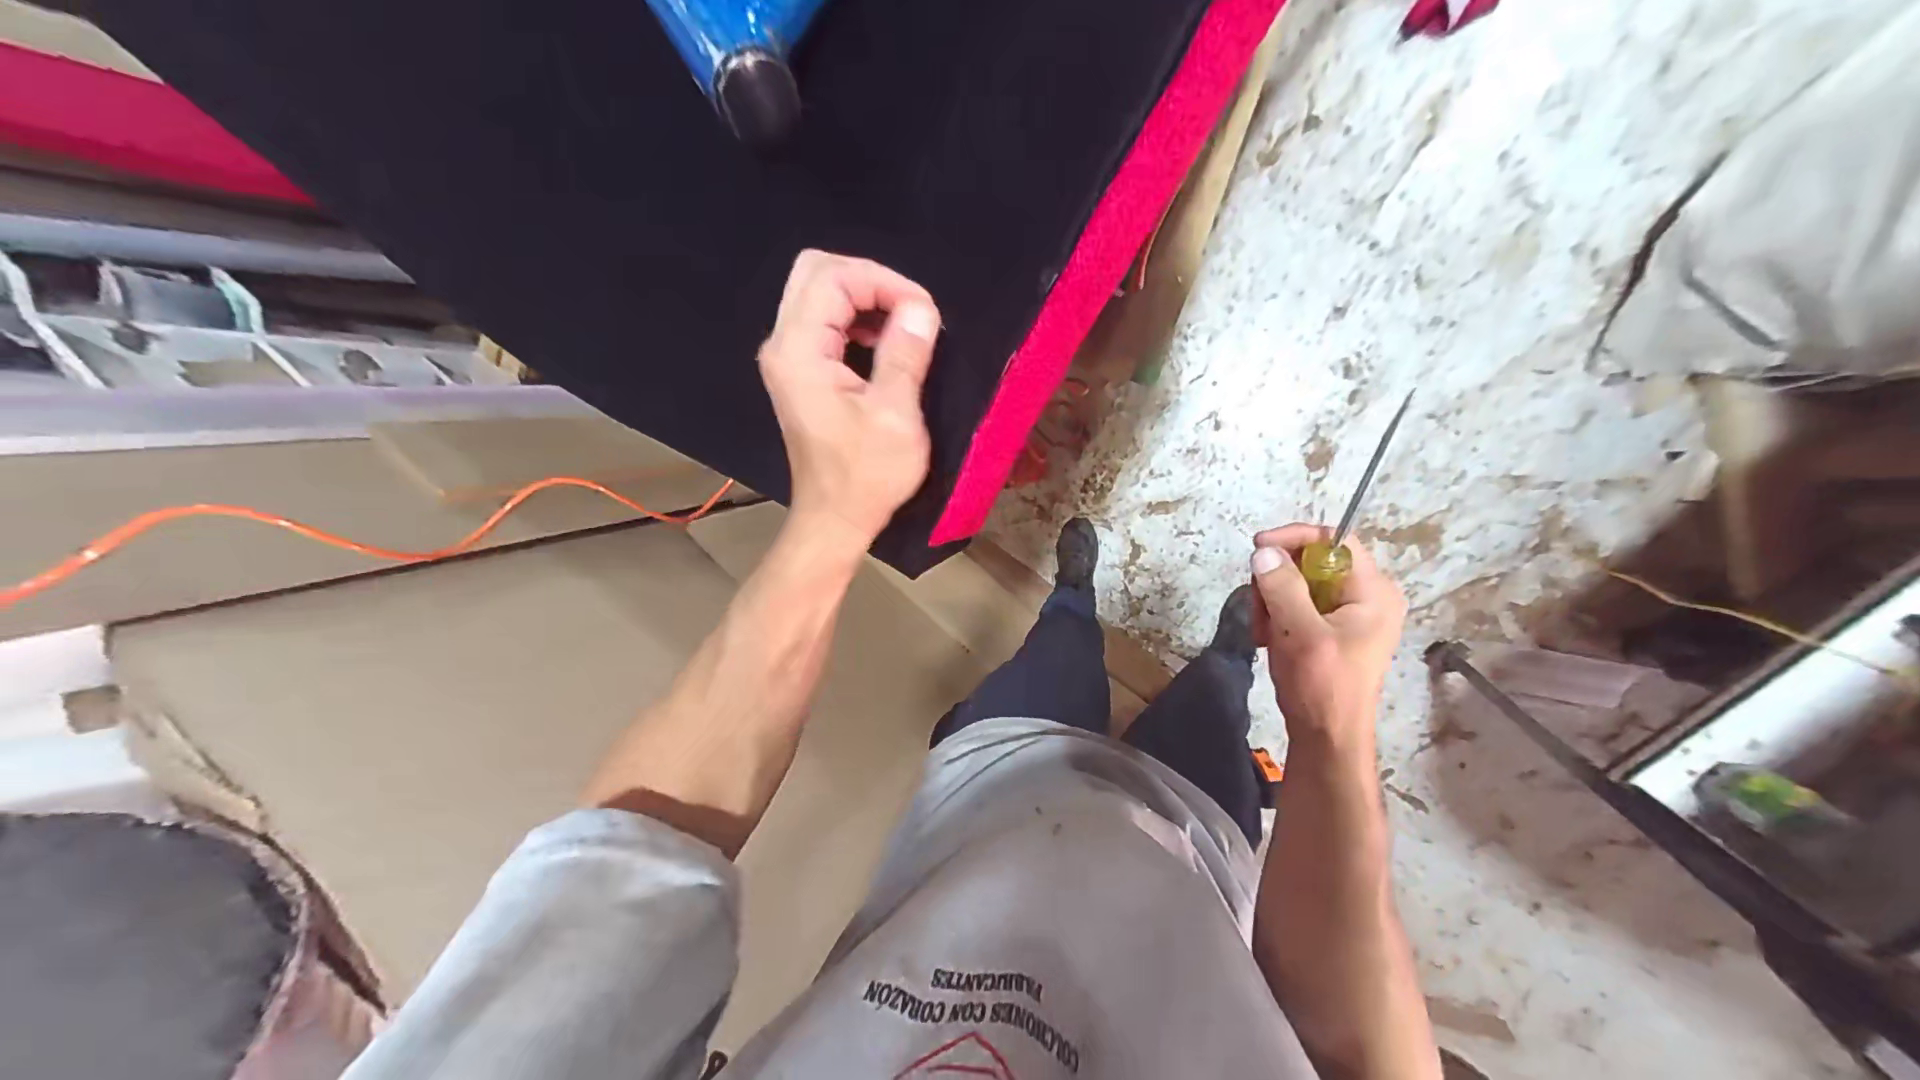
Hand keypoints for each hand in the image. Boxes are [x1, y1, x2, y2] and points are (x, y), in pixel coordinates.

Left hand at [758, 250, 940, 548]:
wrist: (835, 519)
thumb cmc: (866, 476)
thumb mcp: (896, 415)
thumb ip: (905, 353)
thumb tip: (920, 307)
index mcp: (799, 351)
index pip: (833, 277)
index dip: (883, 281)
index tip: (923, 310)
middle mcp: (783, 345)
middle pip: (816, 272)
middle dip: (869, 280)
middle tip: (910, 309)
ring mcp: (787, 358)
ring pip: (818, 293)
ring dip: (864, 299)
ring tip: (904, 327)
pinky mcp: (798, 372)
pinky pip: (822, 321)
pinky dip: (855, 320)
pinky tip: (884, 344)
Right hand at [1248, 524, 1405, 747]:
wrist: (1328, 739)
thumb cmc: (1322, 687)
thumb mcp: (1300, 633)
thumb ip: (1282, 588)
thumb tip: (1263, 552)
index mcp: (1373, 592)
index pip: (1334, 540)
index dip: (1294, 538)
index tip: (1257, 549)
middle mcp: (1366, 597)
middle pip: (1311, 560)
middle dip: (1277, 578)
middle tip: (1259, 607)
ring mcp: (1348, 614)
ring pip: (1297, 582)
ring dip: (1271, 601)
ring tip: (1265, 632)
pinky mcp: (1330, 630)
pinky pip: (1296, 604)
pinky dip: (1276, 616)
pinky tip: (1270, 639)